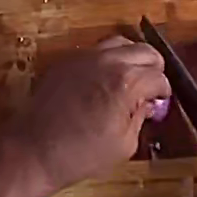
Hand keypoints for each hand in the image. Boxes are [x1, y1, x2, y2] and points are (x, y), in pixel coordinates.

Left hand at [0, 35, 169, 196]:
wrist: (34, 150)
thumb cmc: (80, 154)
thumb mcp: (125, 143)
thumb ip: (141, 116)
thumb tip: (148, 104)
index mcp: (126, 82)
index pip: (159, 78)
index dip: (163, 94)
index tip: (159, 105)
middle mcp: (108, 61)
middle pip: (146, 51)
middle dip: (152, 70)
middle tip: (148, 91)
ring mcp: (85, 56)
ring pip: (121, 43)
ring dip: (131, 59)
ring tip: (128, 82)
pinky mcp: (67, 60)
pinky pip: (96, 50)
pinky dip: (107, 60)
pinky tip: (103, 82)